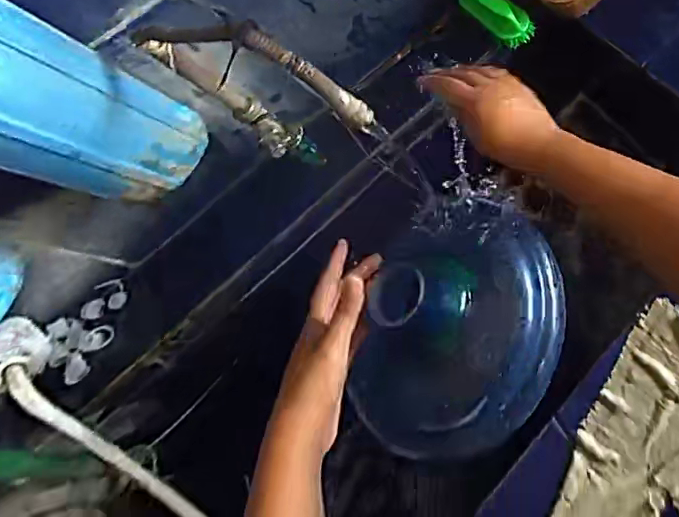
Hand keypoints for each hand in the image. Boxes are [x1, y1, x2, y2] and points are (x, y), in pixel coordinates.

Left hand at [268, 240, 380, 457]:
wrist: (300, 435)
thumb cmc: (313, 388)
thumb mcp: (331, 348)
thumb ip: (345, 314)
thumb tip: (355, 278)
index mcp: (314, 326)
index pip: (326, 287)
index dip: (335, 264)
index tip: (344, 243)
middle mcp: (318, 334)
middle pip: (338, 298)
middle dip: (354, 277)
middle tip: (377, 260)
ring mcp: (326, 352)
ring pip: (346, 315)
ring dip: (360, 298)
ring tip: (379, 283)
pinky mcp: (335, 369)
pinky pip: (352, 335)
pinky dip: (362, 323)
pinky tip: (373, 322)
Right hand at [420, 65, 561, 171]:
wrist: (542, 143)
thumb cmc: (508, 148)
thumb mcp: (479, 138)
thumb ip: (465, 117)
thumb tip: (454, 104)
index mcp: (475, 99)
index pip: (449, 86)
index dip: (433, 82)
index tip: (422, 81)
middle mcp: (489, 85)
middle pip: (464, 74)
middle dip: (447, 73)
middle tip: (435, 74)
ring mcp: (506, 82)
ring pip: (481, 69)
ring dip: (465, 69)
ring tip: (456, 72)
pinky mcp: (518, 84)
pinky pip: (495, 71)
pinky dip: (483, 70)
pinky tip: (482, 74)